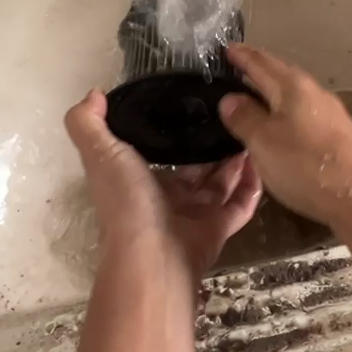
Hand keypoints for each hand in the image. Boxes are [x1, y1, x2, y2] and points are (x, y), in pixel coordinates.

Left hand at [63, 90, 262, 276]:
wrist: (153, 258)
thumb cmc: (127, 202)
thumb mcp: (100, 154)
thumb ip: (89, 123)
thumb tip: (94, 93)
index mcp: (138, 179)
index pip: (160, 148)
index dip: (176, 127)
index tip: (195, 99)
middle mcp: (167, 197)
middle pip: (196, 164)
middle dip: (213, 141)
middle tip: (235, 113)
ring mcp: (195, 214)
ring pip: (221, 181)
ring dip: (237, 159)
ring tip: (253, 129)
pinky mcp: (218, 229)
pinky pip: (240, 205)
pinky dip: (251, 186)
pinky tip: (262, 162)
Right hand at [217, 44, 351, 225]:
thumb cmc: (305, 165)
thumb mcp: (264, 142)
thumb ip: (245, 118)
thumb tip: (230, 97)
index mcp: (293, 86)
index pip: (261, 63)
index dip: (241, 55)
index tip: (225, 48)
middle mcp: (314, 91)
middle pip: (280, 72)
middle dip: (258, 67)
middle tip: (236, 66)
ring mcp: (329, 111)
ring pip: (293, 91)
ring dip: (272, 88)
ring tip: (253, 93)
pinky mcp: (337, 132)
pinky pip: (303, 109)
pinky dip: (285, 107)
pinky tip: (280, 120)